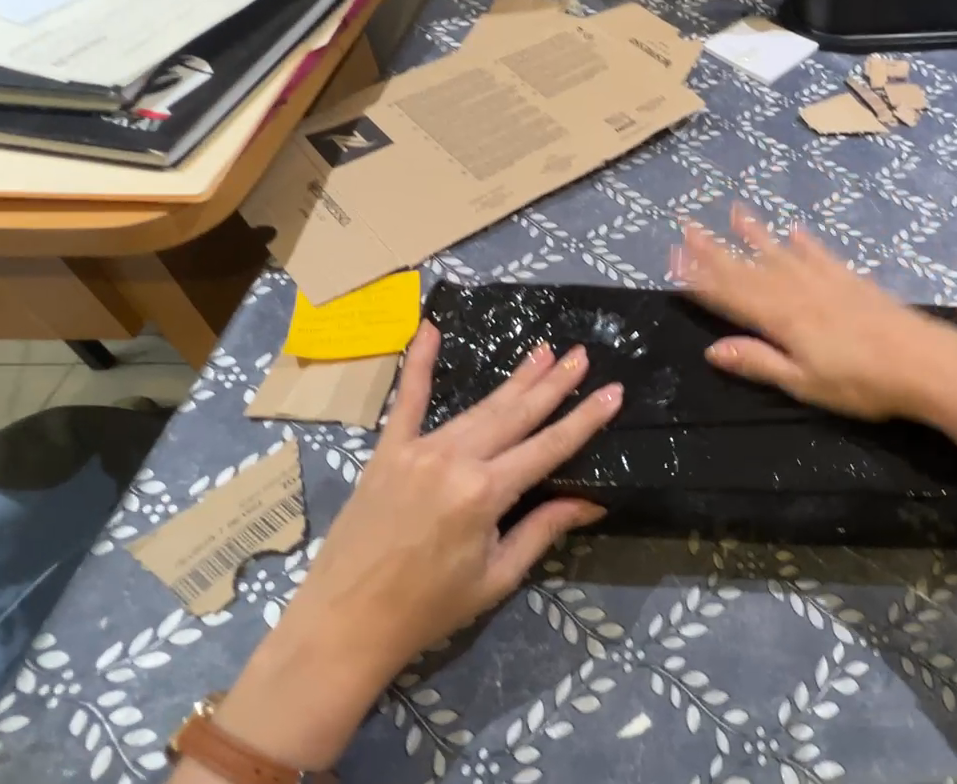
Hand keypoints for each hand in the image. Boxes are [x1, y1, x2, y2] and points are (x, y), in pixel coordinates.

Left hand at [199, 322, 620, 774]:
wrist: (341, 626)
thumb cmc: (427, 609)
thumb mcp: (497, 576)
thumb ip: (544, 529)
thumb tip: (593, 501)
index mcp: (484, 493)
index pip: (549, 447)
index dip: (585, 419)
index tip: (614, 391)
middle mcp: (454, 460)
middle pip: (516, 414)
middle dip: (553, 383)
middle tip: (581, 355)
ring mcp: (417, 451)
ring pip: (478, 407)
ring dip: (514, 379)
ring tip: (542, 351)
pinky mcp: (387, 453)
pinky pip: (406, 402)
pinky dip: (417, 365)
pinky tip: (428, 330)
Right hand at [678, 205, 956, 421]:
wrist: (925, 362)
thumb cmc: (862, 384)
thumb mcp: (804, 383)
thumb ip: (759, 362)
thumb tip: (712, 349)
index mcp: (783, 319)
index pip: (731, 295)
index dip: (700, 278)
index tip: (673, 259)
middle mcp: (799, 292)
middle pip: (749, 269)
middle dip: (716, 250)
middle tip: (688, 226)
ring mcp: (827, 282)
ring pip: (781, 255)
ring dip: (755, 236)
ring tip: (735, 212)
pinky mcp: (852, 281)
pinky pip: (820, 256)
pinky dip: (804, 244)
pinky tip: (793, 231)